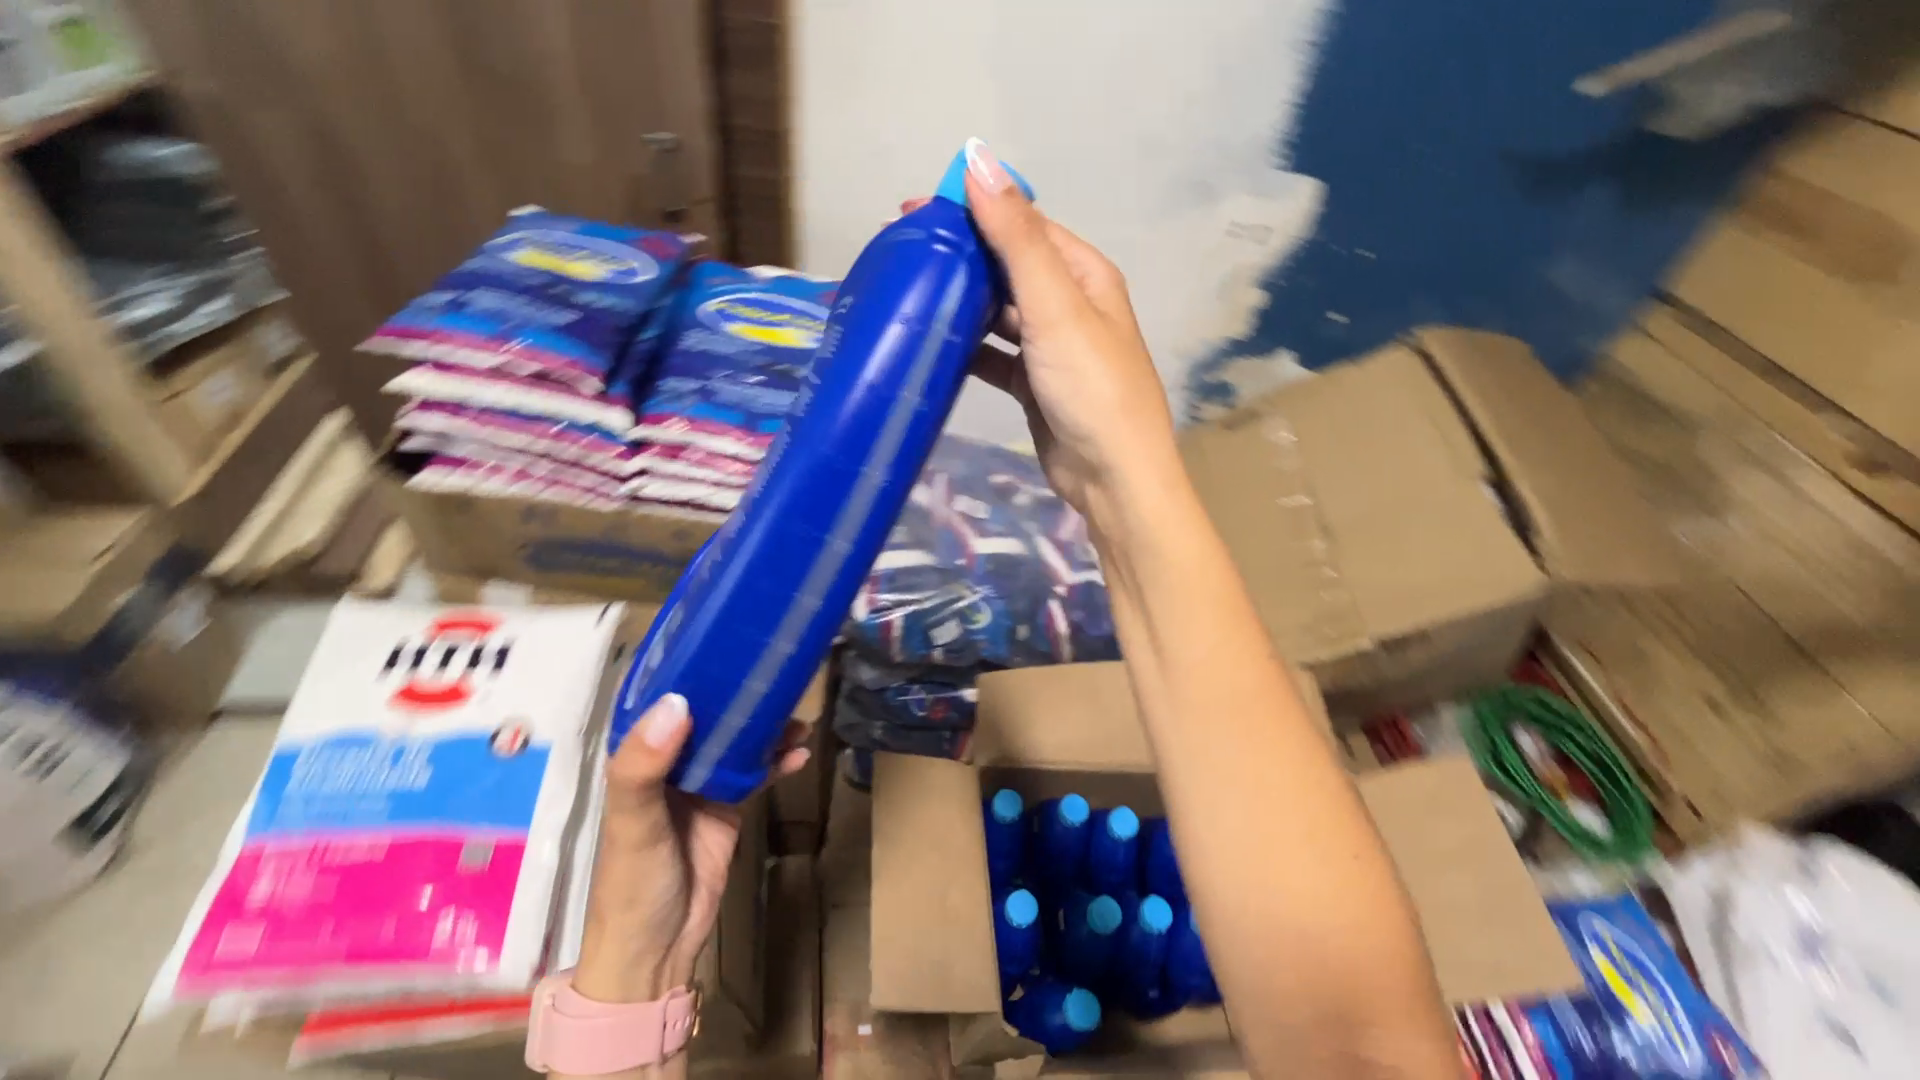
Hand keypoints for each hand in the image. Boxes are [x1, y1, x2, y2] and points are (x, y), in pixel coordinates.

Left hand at [571, 693, 809, 1003]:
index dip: (687, 669)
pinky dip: (779, 760)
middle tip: (777, 668)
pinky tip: (802, 751)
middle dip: (740, 692)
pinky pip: (758, 771)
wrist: (659, 948)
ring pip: (738, 739)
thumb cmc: (633, 882)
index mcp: (638, 757)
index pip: (661, 701)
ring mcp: (702, 783)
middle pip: (708, 714)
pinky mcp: (729, 806)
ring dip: (767, 726)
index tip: (721, 635)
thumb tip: (679, 703)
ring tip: (800, 714)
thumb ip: (645, 766)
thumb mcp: (633, 823)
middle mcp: (670, 762)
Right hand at [903, 139, 1177, 517]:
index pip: (1022, 225)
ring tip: (907, 292)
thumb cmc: (1090, 385)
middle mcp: (1068, 303)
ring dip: (960, 300)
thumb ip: (1016, 237)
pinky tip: (933, 343)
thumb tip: (978, 160)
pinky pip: (993, 354)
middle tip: (902, 252)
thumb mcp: (1055, 305)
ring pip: (998, 310)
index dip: (972, 211)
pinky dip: (967, 347)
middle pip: (1007, 266)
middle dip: (960, 255)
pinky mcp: (1033, 384)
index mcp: (1083, 273)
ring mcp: (1050, 346)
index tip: (915, 212)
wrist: (1111, 475)